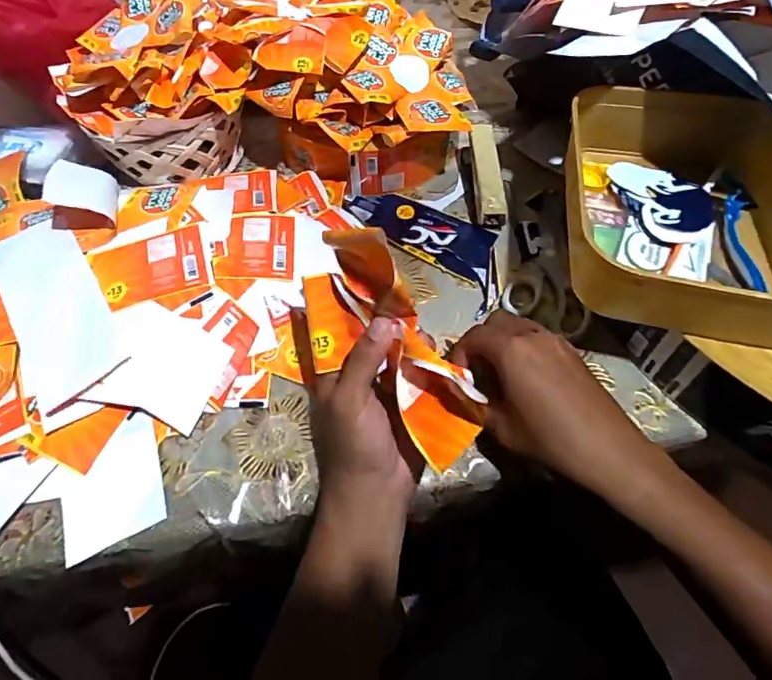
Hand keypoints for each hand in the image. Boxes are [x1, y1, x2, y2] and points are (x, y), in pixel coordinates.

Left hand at [259, 313, 415, 679]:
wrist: (378, 496)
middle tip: (401, 289)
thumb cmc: (351, 447)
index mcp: (333, 373)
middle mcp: (358, 374)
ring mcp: (384, 387)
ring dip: (410, 338)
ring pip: (397, 351)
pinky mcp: (409, 400)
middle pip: (370, 336)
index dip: (339, 304)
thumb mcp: (348, 400)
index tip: (353, 274)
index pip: (331, 331)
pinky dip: (428, 359)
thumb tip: (386, 319)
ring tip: (423, 319)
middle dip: (385, 317)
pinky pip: (418, 371)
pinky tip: (440, 347)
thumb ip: (364, 359)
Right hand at [449, 312, 667, 497]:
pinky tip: (528, 378)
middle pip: (495, 322)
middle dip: (480, 342)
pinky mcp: (571, 349)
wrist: (606, 445)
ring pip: (518, 326)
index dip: (459, 353)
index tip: (458, 377)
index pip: (474, 335)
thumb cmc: (550, 438)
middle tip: (478, 373)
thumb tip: (456, 389)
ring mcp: (555, 338)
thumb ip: (474, 403)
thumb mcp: (503, 428)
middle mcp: (532, 334)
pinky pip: (538, 336)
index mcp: (512, 349)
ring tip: (502, 376)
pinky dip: (524, 346)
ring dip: (503, 342)